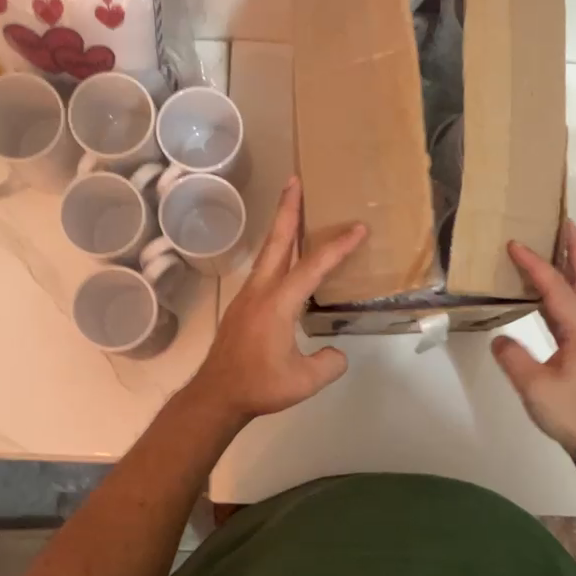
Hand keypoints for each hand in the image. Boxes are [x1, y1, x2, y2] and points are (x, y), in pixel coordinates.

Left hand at [182, 177, 366, 426]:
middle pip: (277, 241)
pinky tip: (286, 259)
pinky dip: (278, 253)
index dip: (338, 247)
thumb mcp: (305, 382)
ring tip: (293, 209)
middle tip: (295, 180)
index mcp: (278, 304)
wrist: (216, 395)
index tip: (358, 228)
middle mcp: (260, 291)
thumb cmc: (259, 386)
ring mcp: (248, 297)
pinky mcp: (243, 307)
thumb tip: (335, 353)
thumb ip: (329, 363)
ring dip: (281, 229)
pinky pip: (265, 270)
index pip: (313, 266)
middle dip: (287, 209)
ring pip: (268, 254)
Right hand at [491, 221, 575, 453]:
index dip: (535, 265)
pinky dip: (564, 289)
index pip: (557, 289)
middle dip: (575, 249)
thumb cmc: (569, 412)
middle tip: (563, 221)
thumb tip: (498, 339)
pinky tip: (547, 289)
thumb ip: (514, 360)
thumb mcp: (535, 388)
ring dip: (573, 265)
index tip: (515, 244)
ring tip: (557, 245)